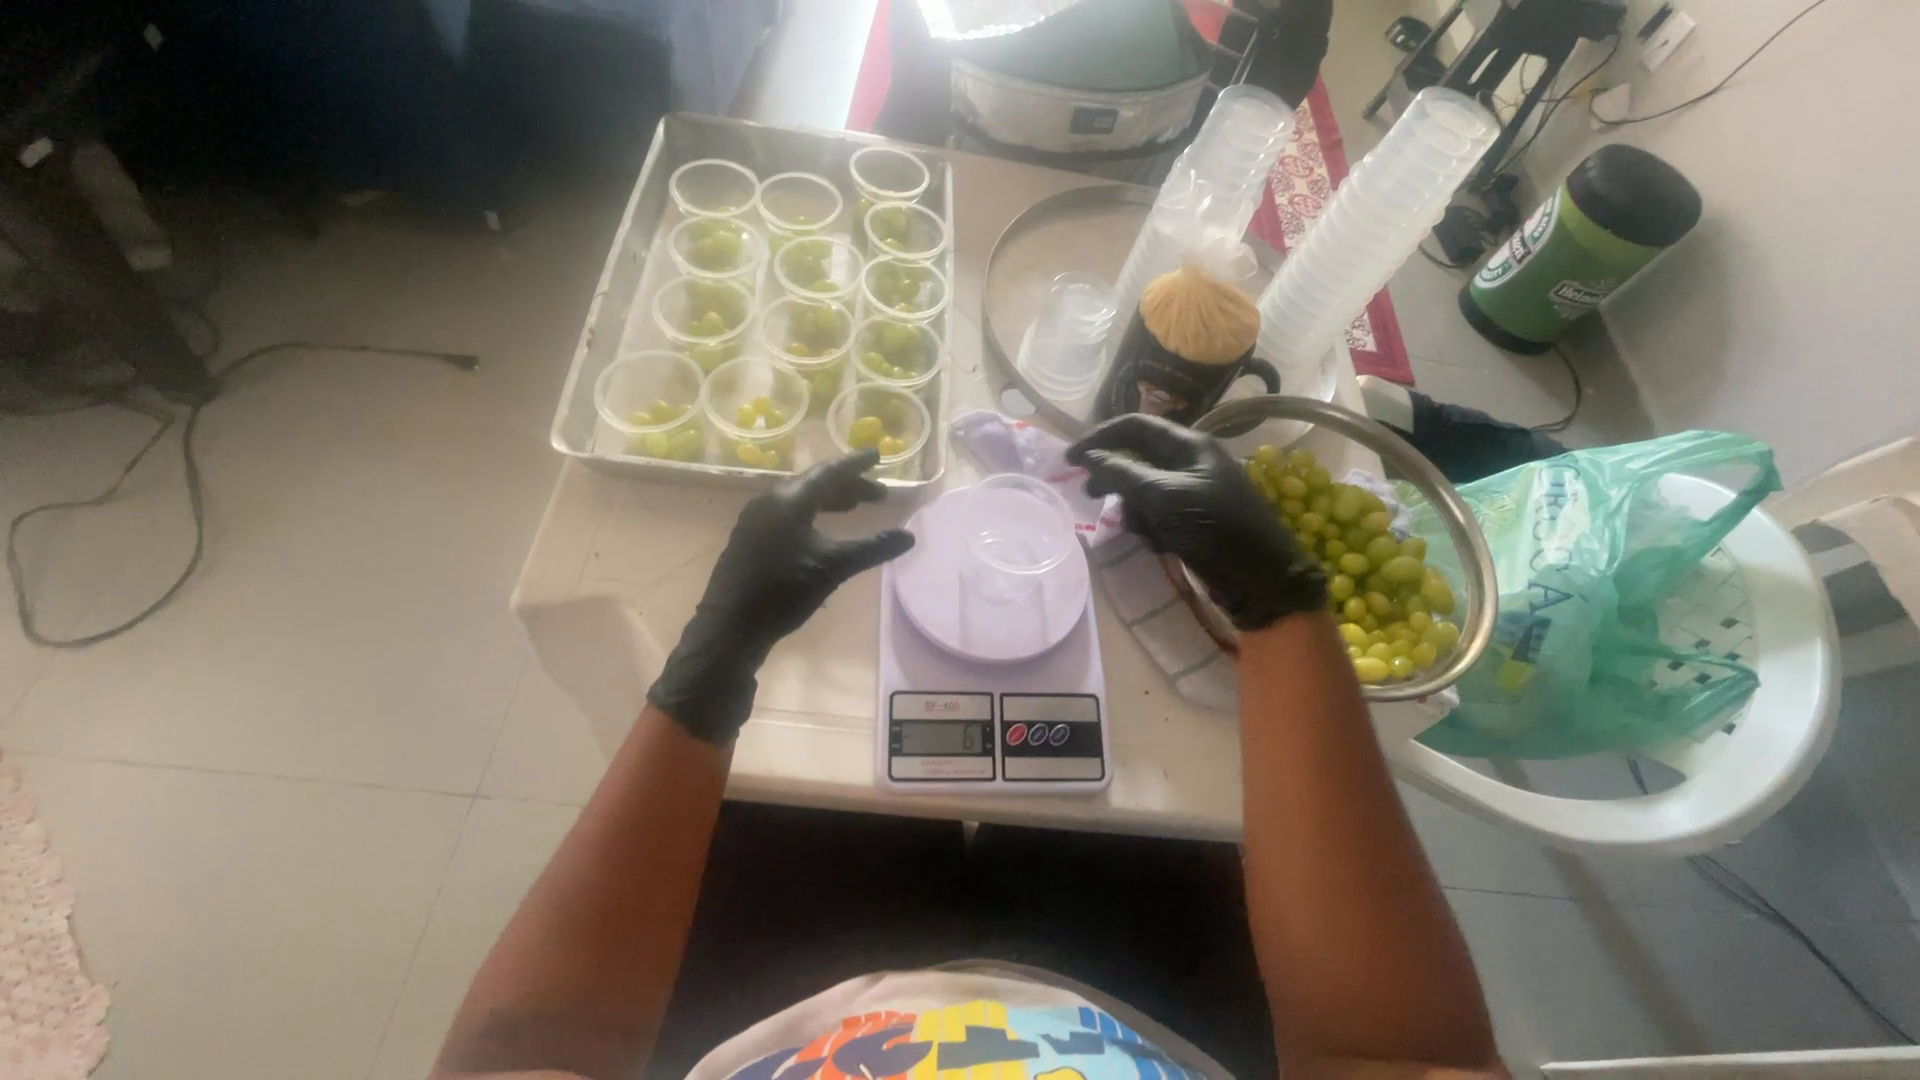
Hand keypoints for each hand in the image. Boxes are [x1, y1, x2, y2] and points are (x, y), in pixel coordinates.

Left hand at [648, 450, 914, 742]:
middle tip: (878, 495)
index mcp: (790, 500)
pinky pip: (787, 514)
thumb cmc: (783, 591)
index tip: (878, 455)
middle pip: (814, 483)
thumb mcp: (834, 568)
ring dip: (829, 500)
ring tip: (854, 509)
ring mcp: (755, 520)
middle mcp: (770, 502)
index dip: (856, 464)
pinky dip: (811, 514)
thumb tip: (909, 536)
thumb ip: (872, 548)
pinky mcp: (749, 539)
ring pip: (799, 499)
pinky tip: (820, 533)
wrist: (730, 626)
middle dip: (848, 486)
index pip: (829, 472)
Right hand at [1067, 414, 1325, 631]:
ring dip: (1135, 510)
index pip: (1135, 426)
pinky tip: (1162, 545)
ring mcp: (1194, 491)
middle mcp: (1191, 462)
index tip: (1070, 460)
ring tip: (1141, 530)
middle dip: (1115, 478)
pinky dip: (1152, 528)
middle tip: (1089, 495)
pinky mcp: (1194, 519)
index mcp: (1190, 445)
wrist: (1262, 577)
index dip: (1099, 438)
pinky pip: (1159, 514)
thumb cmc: (1215, 529)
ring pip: (1144, 491)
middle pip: (1137, 459)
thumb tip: (1089, 458)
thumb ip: (1123, 474)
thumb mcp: (1163, 498)